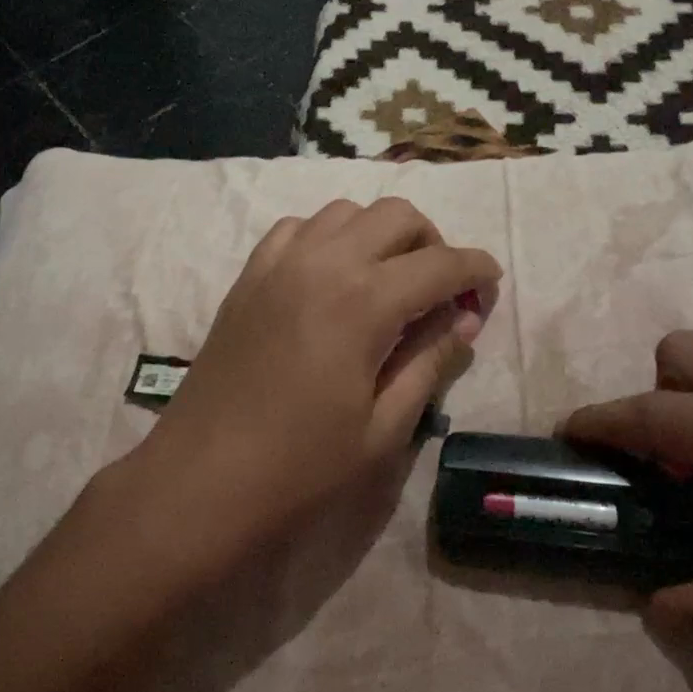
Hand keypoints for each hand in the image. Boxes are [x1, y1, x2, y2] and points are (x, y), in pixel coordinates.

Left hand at [137, 198, 499, 549]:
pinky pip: (298, 229)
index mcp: (364, 301)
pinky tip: (332, 280)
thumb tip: (463, 321)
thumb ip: (429, 363)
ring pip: (345, 212)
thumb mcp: (383, 429)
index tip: (491, 287)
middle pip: (396, 215)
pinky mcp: (248, 276)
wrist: (201, 480)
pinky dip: (329, 239)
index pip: (440, 263)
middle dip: (432, 243)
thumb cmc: (300, 468)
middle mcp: (322, 262)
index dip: (476, 271)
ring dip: (380, 235)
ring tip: (388, 284)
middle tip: (441, 292)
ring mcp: (278, 263)